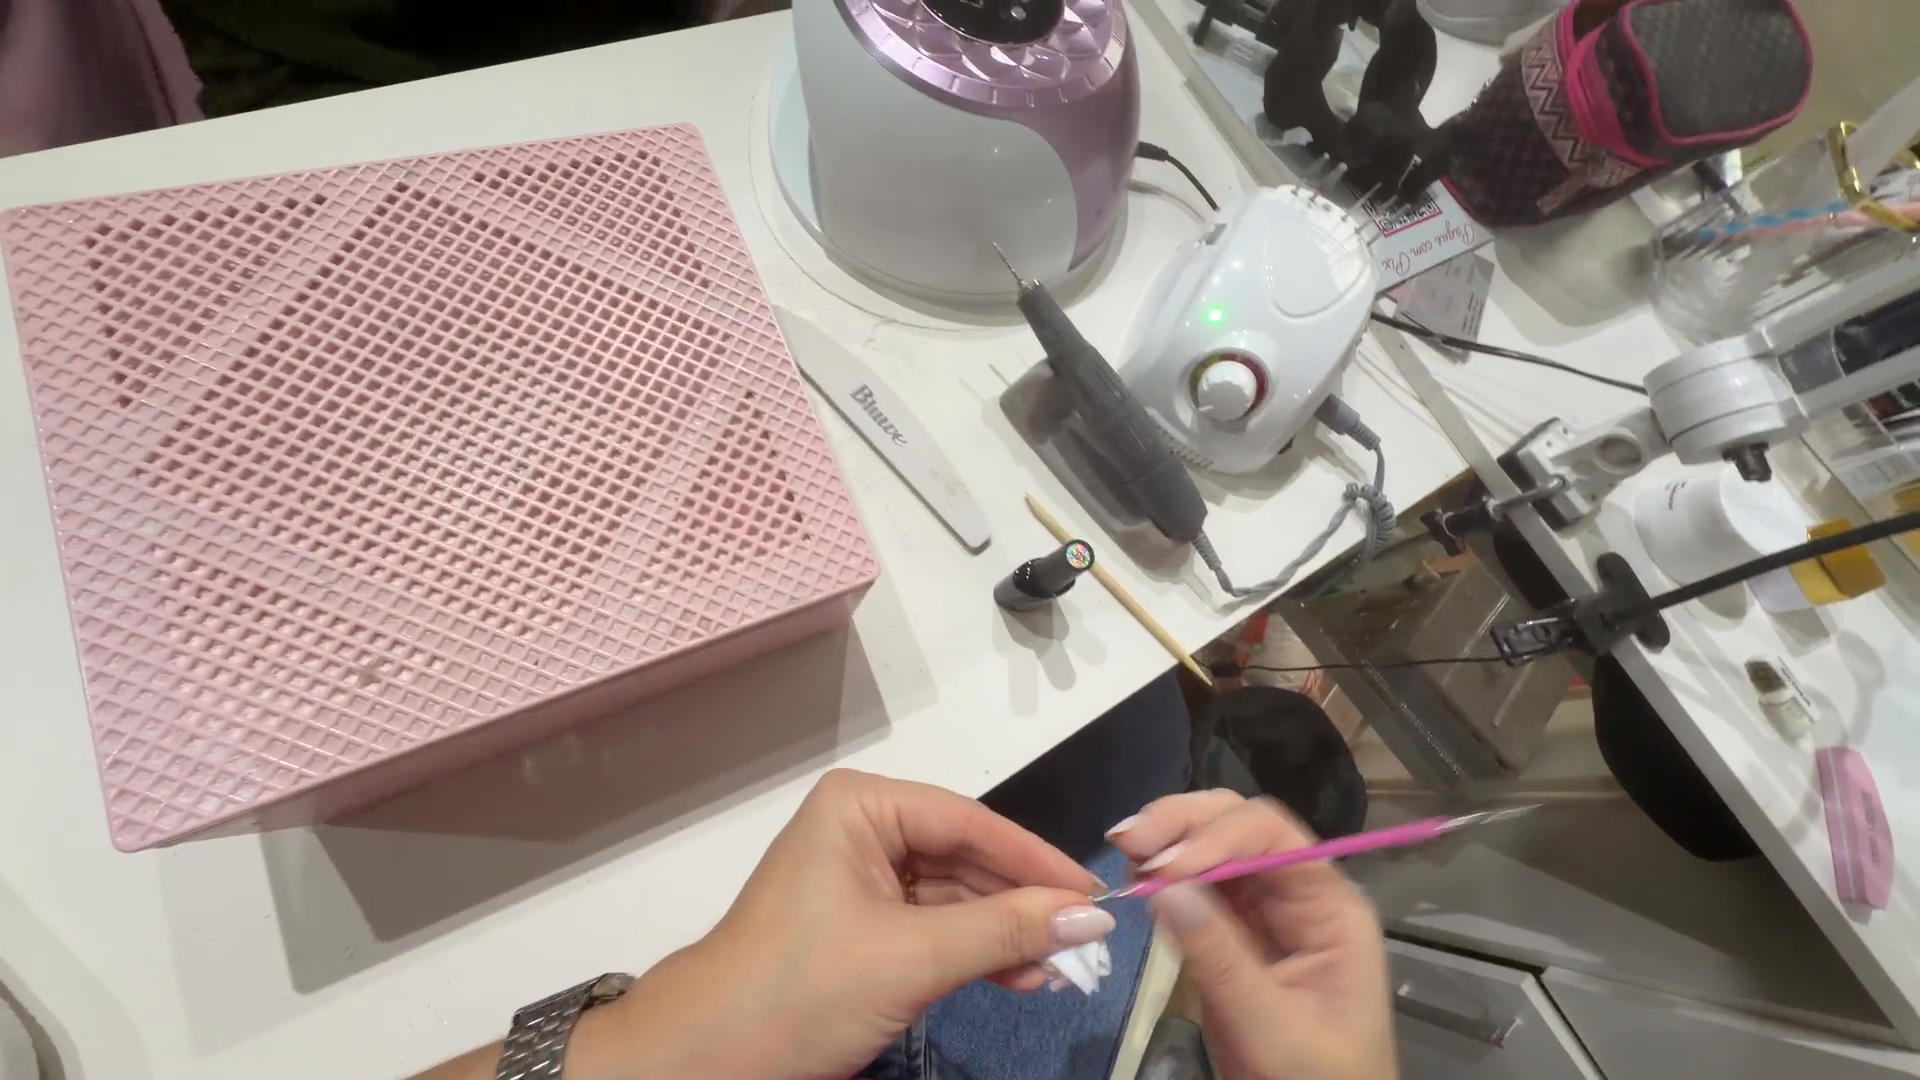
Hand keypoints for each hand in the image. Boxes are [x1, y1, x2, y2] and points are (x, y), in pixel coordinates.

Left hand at [619, 769, 1112, 1079]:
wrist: (705, 1064)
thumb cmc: (803, 988)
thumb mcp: (912, 956)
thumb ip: (1005, 930)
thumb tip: (1094, 916)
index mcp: (864, 805)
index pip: (968, 822)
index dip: (1035, 859)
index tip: (1094, 892)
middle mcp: (865, 826)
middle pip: (964, 858)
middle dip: (1021, 903)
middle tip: (1086, 937)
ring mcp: (864, 873)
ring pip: (954, 894)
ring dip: (1003, 933)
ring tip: (1062, 967)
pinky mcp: (864, 919)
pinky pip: (934, 924)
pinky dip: (974, 951)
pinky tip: (1022, 975)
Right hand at [1111, 791, 1395, 1079]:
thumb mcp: (1272, 1029)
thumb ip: (1220, 956)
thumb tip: (1163, 885)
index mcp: (1327, 905)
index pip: (1272, 835)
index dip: (1217, 835)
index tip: (1166, 865)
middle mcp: (1292, 888)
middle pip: (1235, 821)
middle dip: (1181, 822)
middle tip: (1128, 841)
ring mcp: (1258, 901)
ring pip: (1207, 838)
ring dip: (1164, 836)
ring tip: (1124, 850)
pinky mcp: (1226, 921)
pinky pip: (1189, 876)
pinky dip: (1158, 868)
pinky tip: (1133, 874)